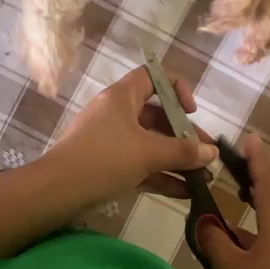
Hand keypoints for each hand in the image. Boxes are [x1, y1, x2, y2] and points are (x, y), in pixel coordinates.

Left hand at [45, 66, 217, 206]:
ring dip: (177, 160)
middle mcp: (118, 115)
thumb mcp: (148, 153)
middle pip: (158, 117)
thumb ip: (183, 151)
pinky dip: (162, 176)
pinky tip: (186, 192)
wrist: (58, 191)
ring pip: (152, 145)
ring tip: (203, 179)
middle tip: (207, 156)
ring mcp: (112, 142)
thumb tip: (212, 152)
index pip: (153, 76)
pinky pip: (142, 166)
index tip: (191, 112)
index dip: (177, 88)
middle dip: (185, 137)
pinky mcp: (109, 167)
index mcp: (123, 97)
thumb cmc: (104, 159)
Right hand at [193, 134, 269, 268]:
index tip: (248, 138)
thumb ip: (214, 240)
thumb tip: (204, 221)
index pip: (266, 181)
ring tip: (241, 193)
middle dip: (258, 177)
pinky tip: (250, 232)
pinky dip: (268, 219)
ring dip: (263, 200)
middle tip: (236, 165)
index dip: (255, 159)